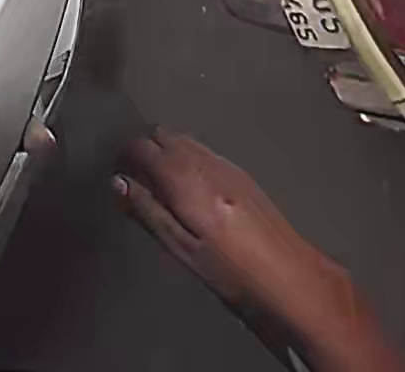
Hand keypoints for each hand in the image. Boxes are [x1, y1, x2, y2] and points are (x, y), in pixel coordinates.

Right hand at [114, 129, 346, 322]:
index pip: (141, 145)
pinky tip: (190, 186)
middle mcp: (199, 156)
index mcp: (181, 174)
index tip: (116, 173)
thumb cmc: (228, 267)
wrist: (288, 271)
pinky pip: (200, 148)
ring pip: (182, 138)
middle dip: (144, 148)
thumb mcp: (180, 247)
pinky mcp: (237, 169)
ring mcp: (221, 159)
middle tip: (136, 178)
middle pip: (161, 133)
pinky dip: (185, 156)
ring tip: (160, 184)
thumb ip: (147, 210)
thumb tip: (117, 181)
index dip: (124, 155)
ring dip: (165, 150)